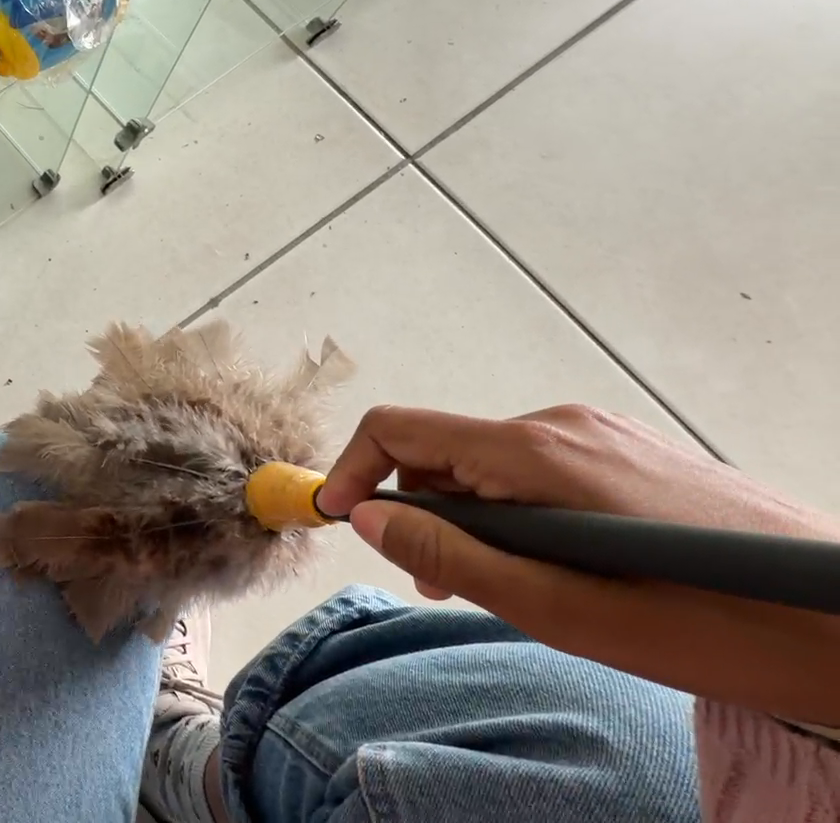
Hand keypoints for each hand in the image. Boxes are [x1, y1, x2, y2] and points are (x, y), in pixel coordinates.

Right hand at [322, 404, 839, 724]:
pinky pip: (533, 470)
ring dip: (472, 518)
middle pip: (440, 450)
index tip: (338, 518)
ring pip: (486, 465)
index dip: (350, 468)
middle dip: (419, 510)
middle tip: (443, 583)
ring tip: (514, 585)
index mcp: (532, 451)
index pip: (397, 428)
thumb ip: (447, 555)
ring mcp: (599, 433)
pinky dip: (515, 512)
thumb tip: (364, 517)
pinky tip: (560, 564)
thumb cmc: (713, 626)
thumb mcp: (558, 609)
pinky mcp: (629, 450)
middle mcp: (558, 424)